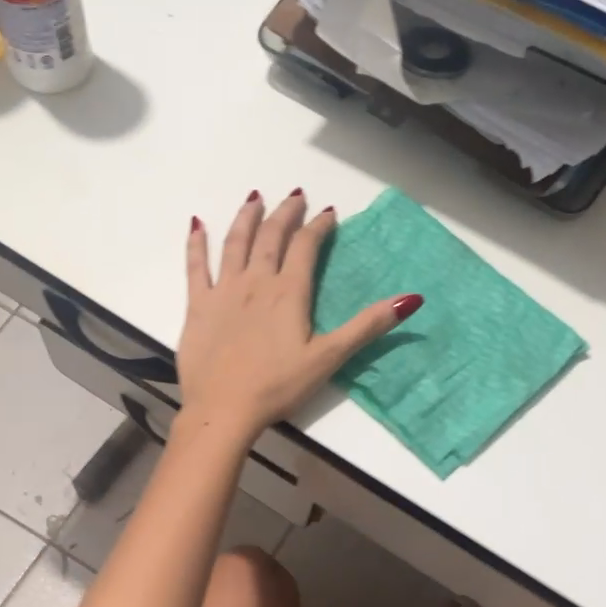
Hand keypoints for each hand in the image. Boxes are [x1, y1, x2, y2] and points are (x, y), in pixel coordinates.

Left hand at [176, 190, 420, 442]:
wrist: (223, 408)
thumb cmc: (277, 387)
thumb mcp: (328, 359)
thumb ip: (366, 326)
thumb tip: (410, 299)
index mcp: (288, 292)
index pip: (306, 247)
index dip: (318, 227)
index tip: (327, 213)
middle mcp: (255, 282)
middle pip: (271, 237)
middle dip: (285, 214)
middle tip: (294, 198)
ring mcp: (223, 291)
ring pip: (235, 243)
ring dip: (246, 218)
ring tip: (254, 198)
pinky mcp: (197, 307)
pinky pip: (195, 267)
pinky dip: (197, 243)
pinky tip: (197, 225)